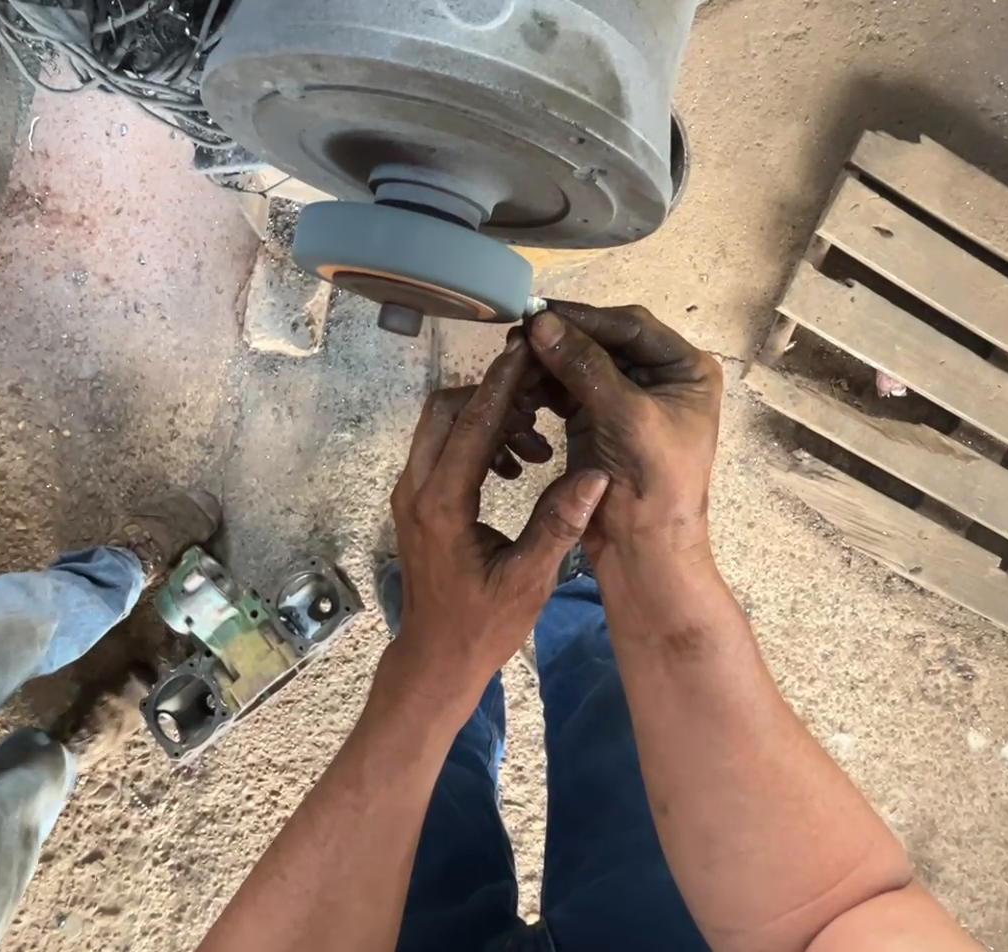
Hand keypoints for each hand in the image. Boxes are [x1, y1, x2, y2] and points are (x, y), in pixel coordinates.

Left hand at [385, 338, 611, 714]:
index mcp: (441, 505)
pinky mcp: (416, 500)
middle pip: (444, 411)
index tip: (529, 351)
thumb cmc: (482, 625)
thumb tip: (597, 476)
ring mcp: (410, 493)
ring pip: (441, 427)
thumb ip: (558, 524)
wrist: (435, 656)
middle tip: (542, 402)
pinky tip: (516, 465)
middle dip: (492, 396)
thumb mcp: (528, 580)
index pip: (470, 426)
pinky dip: (478, 442)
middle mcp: (415, 489)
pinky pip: (442, 450)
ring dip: (488, 421)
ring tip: (537, 446)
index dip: (502, 385)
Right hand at [523, 303, 722, 565]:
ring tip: (514, 358)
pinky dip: (543, 387)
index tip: (541, 312)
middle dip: (561, 340)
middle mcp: (655, 377)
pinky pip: (565, 390)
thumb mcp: (625, 415)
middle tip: (520, 335)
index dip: (586, 317)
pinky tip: (520, 385)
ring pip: (579, 365)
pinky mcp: (594, 419)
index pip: (630, 327)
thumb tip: (541, 323)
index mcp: (683, 369)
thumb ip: (585, 366)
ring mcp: (622, 399)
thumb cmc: (653, 481)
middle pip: (601, 342)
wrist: (642, 547)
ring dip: (547, 363)